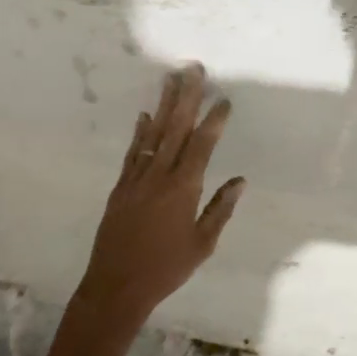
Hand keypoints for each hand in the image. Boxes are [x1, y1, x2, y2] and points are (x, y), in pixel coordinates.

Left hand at [75, 64, 244, 322]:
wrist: (116, 286)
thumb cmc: (166, 269)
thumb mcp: (202, 244)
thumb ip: (220, 209)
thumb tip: (240, 180)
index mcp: (183, 189)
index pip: (202, 145)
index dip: (213, 121)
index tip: (224, 100)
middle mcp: (159, 175)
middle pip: (176, 128)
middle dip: (187, 97)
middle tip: (194, 69)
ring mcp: (137, 178)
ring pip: (153, 133)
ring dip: (164, 105)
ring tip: (171, 79)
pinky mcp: (121, 186)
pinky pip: (133, 151)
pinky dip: (140, 132)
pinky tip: (145, 116)